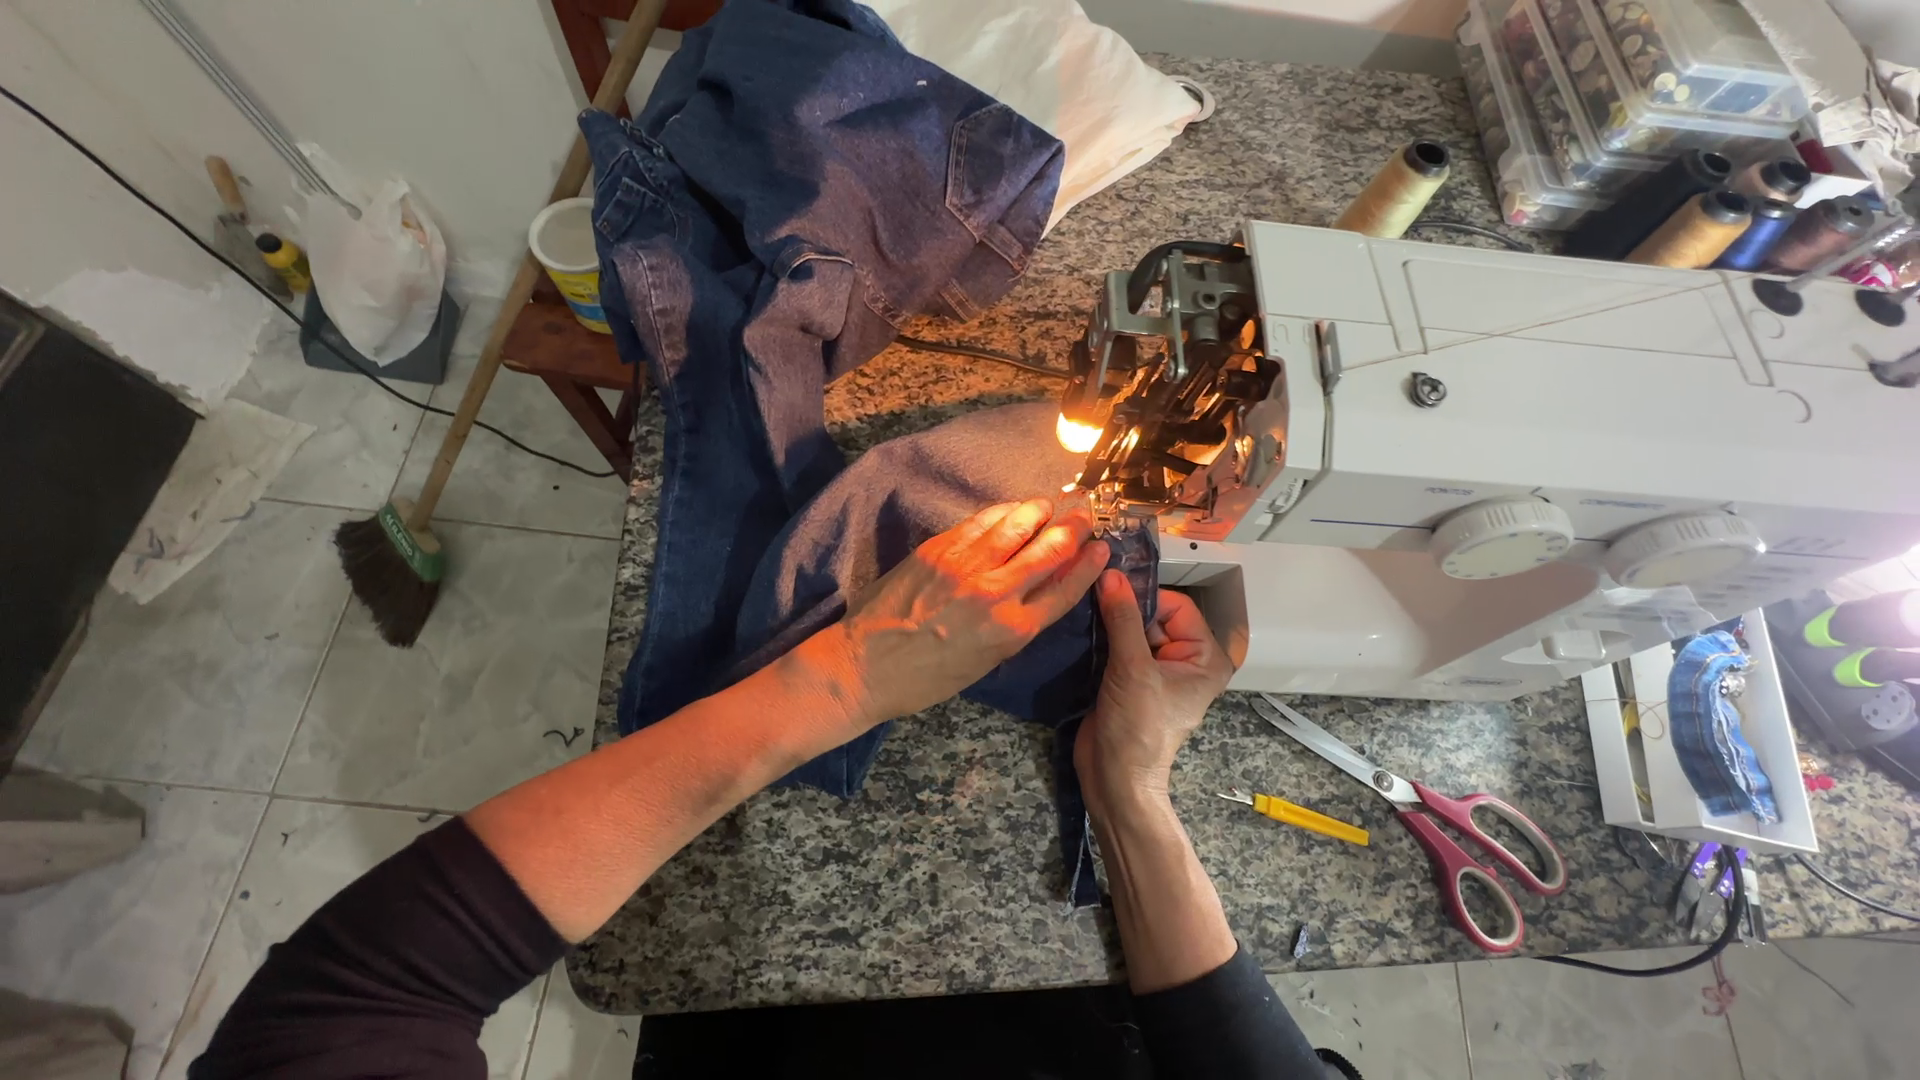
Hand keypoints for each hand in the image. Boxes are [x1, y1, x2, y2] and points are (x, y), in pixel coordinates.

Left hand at [824, 498, 1110, 725]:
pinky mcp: (938, 549)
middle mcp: (997, 594)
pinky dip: (1002, 511)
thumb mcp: (986, 662)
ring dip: (1040, 511)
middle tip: (1086, 512)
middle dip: (1074, 528)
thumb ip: (1017, 625)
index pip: (1066, 588)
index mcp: (1013, 631)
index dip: (1089, 564)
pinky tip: (1013, 507)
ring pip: (1016, 526)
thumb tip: (1041, 592)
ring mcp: (966, 566)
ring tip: (1051, 503)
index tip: (1102, 548)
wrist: (866, 666)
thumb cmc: (927, 678)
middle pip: (1049, 551)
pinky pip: (980, 522)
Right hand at [1075, 571, 1234, 811]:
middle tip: (1090, 591)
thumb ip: (1122, 619)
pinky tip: (1080, 627)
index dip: (1146, 596)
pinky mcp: (1127, 679)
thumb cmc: (1137, 728)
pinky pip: (1117, 646)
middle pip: (1153, 615)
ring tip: (1081, 606)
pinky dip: (1101, 637)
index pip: (1177, 607)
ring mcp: (1154, 670)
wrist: (1114, 779)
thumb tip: (1110, 574)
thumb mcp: (1133, 669)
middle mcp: (1184, 660)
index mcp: (1204, 658)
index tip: (1111, 584)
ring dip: (1108, 620)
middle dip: (1124, 606)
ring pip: (1131, 629)